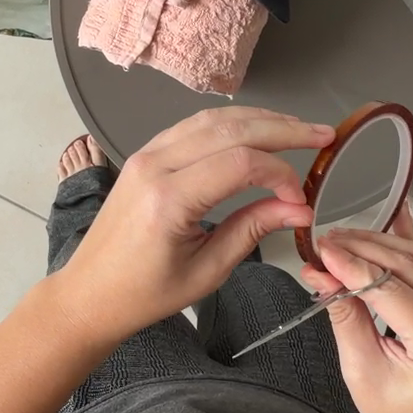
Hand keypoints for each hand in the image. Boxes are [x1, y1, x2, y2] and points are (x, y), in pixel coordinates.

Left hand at [46, 107, 333, 347]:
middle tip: (323, 134)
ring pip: (212, 119)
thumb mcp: (206, 271)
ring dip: (259, 119)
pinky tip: (256, 130)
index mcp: (168, 200)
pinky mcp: (145, 154)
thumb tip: (299, 210)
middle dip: (282, 129)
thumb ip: (252, 231)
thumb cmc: (144, 294)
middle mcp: (154, 166)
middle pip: (230, 129)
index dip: (280, 175)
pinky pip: (193, 125)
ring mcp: (146, 154)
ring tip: (297, 128)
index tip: (300, 200)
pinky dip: (230, 123)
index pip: (240, 164)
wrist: (89, 292)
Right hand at [303, 211, 412, 412]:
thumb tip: (318, 272)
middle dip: (361, 248)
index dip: (352, 266)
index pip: (391, 290)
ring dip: (378, 242)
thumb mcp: (361, 371)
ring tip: (340, 237)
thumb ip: (344, 316)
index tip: (319, 250)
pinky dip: (403, 242)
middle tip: (323, 241)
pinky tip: (387, 217)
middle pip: (407, 266)